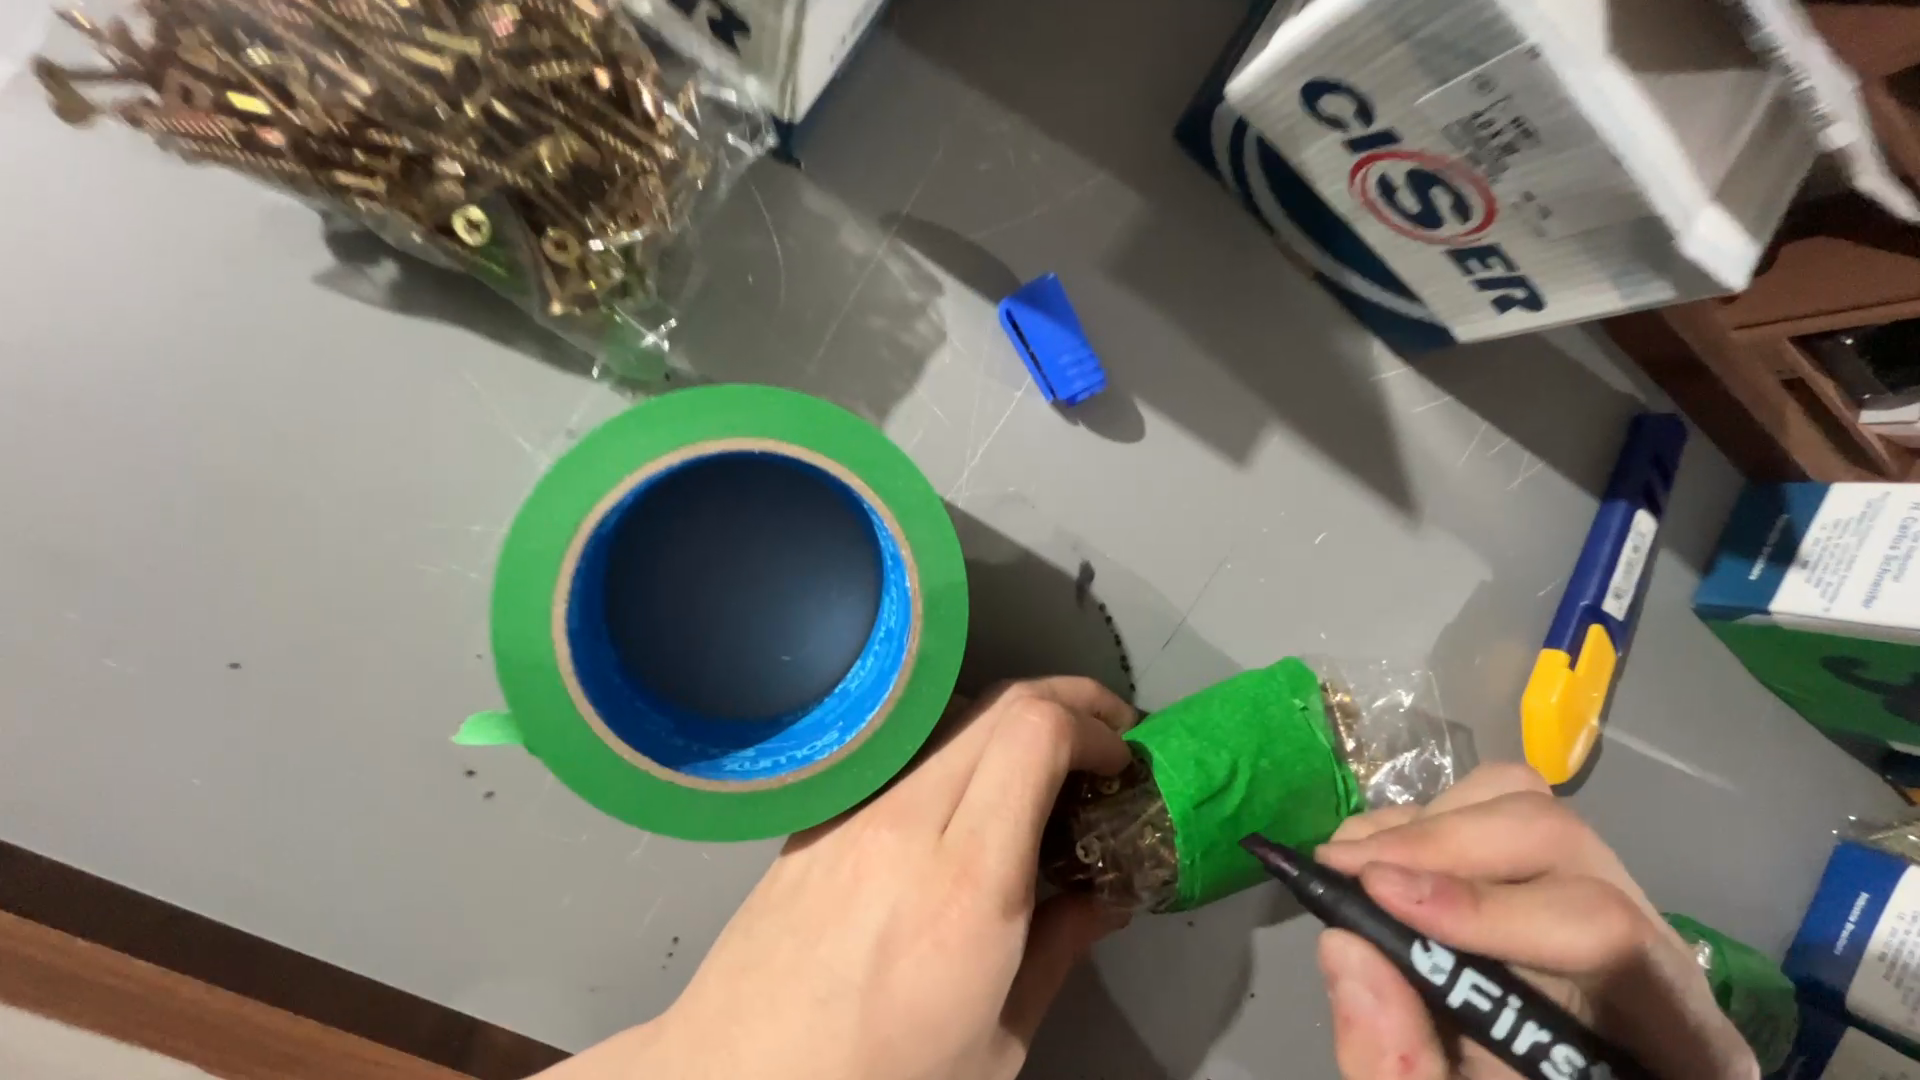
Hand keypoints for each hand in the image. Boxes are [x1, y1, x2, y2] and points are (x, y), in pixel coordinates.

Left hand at [547, 677, 1137, 1079]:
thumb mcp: (997, 1043)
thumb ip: (1061, 949)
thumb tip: (1107, 893)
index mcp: (965, 884)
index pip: (1032, 735)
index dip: (1091, 728)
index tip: (1120, 760)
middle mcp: (907, 822)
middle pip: (1000, 702)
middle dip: (1069, 701)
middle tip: (1107, 735)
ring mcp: (856, 808)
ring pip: (953, 714)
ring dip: (1015, 717)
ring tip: (1049, 758)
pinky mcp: (825, 812)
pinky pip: (909, 748)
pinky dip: (962, 743)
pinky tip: (974, 787)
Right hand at [1312, 764, 1756, 1079]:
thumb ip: (1400, 1056)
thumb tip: (1344, 942)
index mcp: (1670, 1036)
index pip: (1601, 931)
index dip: (1482, 906)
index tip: (1377, 895)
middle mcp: (1647, 947)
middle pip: (1555, 838)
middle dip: (1434, 844)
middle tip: (1347, 870)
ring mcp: (1593, 890)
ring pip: (1518, 801)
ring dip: (1416, 825)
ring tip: (1352, 865)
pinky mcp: (1533, 866)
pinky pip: (1479, 801)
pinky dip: (1407, 820)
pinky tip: (1369, 862)